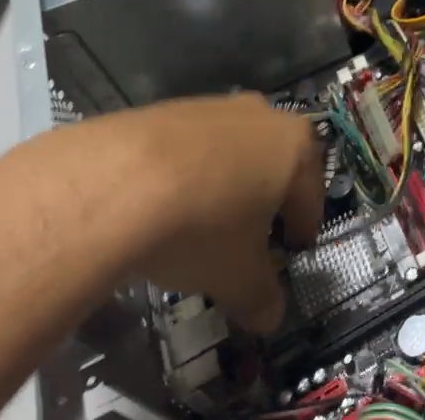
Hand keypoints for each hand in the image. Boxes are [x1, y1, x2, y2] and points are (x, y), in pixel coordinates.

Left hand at [64, 95, 323, 330]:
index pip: (311, 194)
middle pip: (273, 164)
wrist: (112, 184)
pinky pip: (186, 148)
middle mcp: (263, 115)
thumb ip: (260, 296)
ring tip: (195, 225)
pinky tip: (158, 206)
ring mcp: (212, 106)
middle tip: (246, 237)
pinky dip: (182, 174)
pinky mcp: (165, 109)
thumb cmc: (201, 227)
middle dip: (264, 199)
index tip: (289, 252)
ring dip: (222, 184)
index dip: (301, 229)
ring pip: (229, 152)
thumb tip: (270, 318)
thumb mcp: (236, 275)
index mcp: (297, 146)